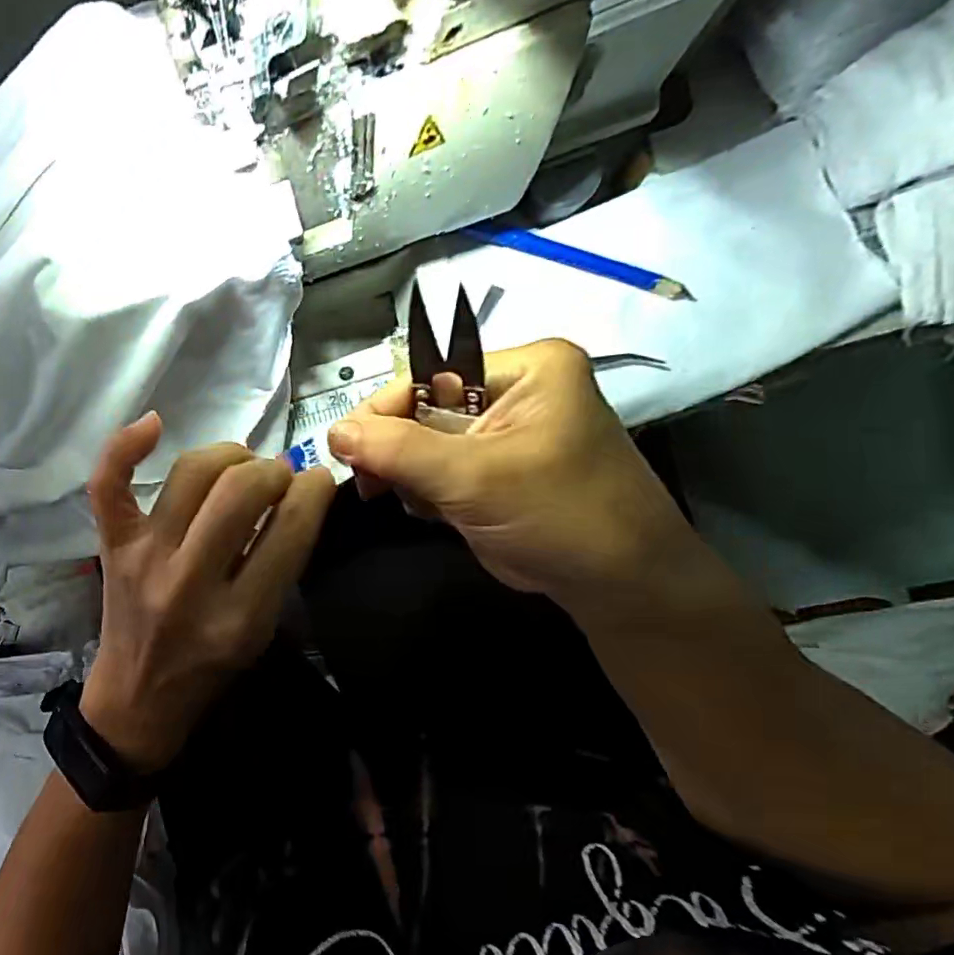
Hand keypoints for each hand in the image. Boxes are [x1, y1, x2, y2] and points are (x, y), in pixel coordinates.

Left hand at [80, 413, 334, 772]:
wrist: (137, 696)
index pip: (289, 529)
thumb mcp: (263, 629)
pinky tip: (155, 424)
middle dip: (272, 471)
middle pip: (240, 491)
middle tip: (277, 479)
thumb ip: (283, 563)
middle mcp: (188, 583)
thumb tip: (299, 489)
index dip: (315, 490)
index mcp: (239, 616)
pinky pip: (109, 484)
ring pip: (191, 473)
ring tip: (240, 465)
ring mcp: (143, 559)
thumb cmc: (210, 668)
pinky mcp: (112, 546)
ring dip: (229, 455)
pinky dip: (126, 445)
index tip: (318, 479)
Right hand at [326, 340, 700, 605]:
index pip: (428, 375)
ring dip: (410, 475)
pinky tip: (436, 512)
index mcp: (524, 369)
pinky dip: (426, 492)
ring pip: (425, 443)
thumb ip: (399, 451)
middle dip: (397, 449)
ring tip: (420, 503)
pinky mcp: (494, 472)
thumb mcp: (474, 477)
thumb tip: (333, 432)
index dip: (382, 410)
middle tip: (373, 485)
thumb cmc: (559, 515)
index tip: (344, 450)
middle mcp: (512, 392)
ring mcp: (502, 434)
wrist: (619, 586)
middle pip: (423, 409)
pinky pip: (438, 470)